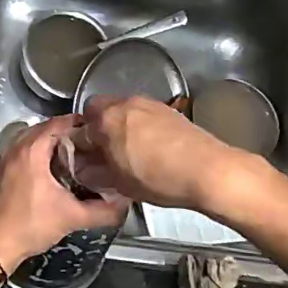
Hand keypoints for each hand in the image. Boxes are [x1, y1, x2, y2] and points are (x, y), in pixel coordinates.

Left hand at [0, 116, 128, 272]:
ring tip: (71, 153)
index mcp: (32, 151)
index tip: (95, 128)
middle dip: (64, 132)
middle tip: (87, 141)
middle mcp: (15, 149)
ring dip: (49, 142)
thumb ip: (103, 210)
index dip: (77, 122)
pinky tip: (49, 169)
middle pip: (42, 129)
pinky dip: (36, 153)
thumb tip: (125, 204)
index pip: (57, 124)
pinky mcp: (0, 173)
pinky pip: (21, 152)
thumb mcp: (73, 217)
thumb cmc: (32, 225)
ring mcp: (5, 160)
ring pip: (30, 140)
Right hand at [75, 96, 244, 210]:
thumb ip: (96, 172)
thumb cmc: (160, 178)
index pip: (79, 129)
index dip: (79, 145)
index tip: (84, 159)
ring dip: (119, 124)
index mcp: (106, 120)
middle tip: (103, 151)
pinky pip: (141, 113)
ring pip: (121, 109)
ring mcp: (148, 103)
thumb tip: (85, 169)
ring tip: (128, 151)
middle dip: (97, 127)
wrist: (208, 170)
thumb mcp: (120, 183)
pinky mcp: (167, 109)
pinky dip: (138, 125)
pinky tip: (149, 147)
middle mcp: (124, 104)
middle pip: (98, 109)